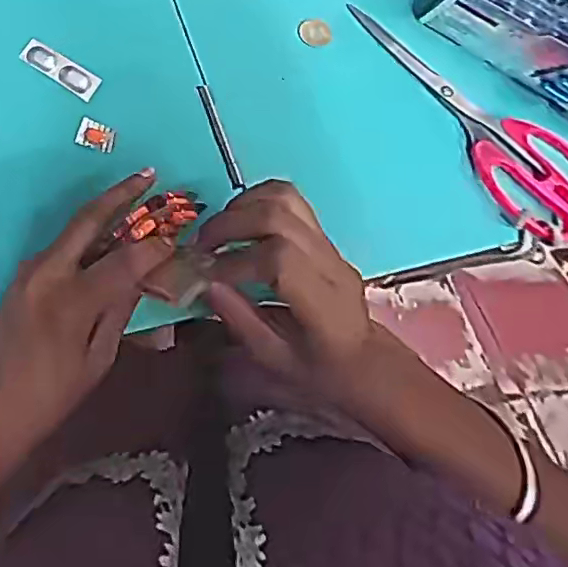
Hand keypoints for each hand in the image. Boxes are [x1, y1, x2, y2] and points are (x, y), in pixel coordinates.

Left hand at [0, 169, 174, 479]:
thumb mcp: (96, 360)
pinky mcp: (22, 273)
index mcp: (70, 300)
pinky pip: (62, 245)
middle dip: (121, 194)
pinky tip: (108, 234)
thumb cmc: (49, 397)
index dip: (155, 245)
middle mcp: (47, 272)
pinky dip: (88, 234)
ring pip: (74, 228)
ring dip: (105, 210)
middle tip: (149, 175)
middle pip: (89, 219)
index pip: (123, 258)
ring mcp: (30, 268)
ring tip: (136, 197)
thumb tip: (143, 275)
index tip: (177, 235)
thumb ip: (119, 311)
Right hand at [195, 180, 373, 395]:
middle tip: (202, 246)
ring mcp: (328, 243)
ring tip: (217, 231)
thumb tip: (207, 285)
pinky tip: (237, 220)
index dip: (235, 262)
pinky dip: (254, 199)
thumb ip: (241, 320)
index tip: (208, 276)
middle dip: (230, 225)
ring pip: (284, 198)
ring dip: (240, 206)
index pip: (279, 260)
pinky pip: (288, 198)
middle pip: (278, 217)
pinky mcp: (321, 233)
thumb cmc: (320, 368)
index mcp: (324, 303)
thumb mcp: (276, 360)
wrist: (365, 360)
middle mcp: (329, 263)